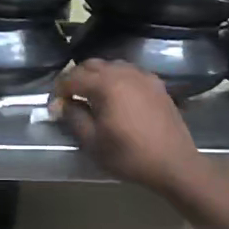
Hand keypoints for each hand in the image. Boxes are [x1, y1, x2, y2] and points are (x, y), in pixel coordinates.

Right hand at [51, 60, 204, 191]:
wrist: (173, 163)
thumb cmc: (129, 155)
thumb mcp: (93, 142)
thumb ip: (74, 118)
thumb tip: (63, 105)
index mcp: (106, 84)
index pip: (72, 77)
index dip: (59, 90)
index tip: (55, 106)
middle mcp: (124, 72)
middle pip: (91, 65)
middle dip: (76, 78)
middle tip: (70, 99)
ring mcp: (143, 76)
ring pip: (111, 66)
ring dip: (97, 77)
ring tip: (92, 97)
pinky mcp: (156, 84)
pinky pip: (129, 73)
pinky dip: (117, 79)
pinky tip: (117, 98)